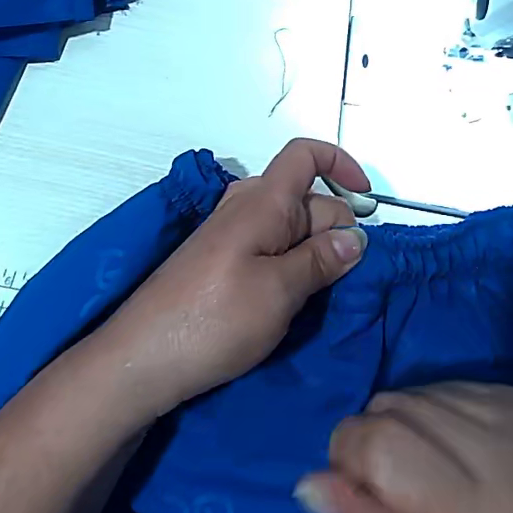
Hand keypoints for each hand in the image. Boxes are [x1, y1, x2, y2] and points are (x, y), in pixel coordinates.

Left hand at [82, 138, 372, 421]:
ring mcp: (231, 234)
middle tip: (341, 284)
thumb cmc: (214, 320)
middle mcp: (245, 206)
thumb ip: (320, 259)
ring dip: (315, 254)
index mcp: (261, 201)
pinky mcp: (222, 261)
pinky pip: (270, 248)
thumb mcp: (279, 292)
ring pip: (291, 228)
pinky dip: (292, 266)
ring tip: (318, 299)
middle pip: (307, 199)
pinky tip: (293, 301)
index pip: (304, 155)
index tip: (368, 201)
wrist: (144, 357)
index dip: (340, 163)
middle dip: (336, 230)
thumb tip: (355, 236)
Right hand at [294, 383, 512, 512]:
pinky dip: (427, 412)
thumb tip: (307, 482)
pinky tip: (450, 449)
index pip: (382, 445)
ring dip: (399, 424)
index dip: (349, 458)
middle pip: (391, 408)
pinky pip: (438, 384)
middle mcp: (503, 454)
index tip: (356, 488)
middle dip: (370, 439)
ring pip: (409, 391)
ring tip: (426, 470)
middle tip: (392, 487)